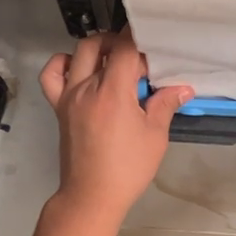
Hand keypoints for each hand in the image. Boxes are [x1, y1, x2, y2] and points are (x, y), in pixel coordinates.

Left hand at [38, 31, 192, 220]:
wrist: (91, 196)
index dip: (139, 39)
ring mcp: (68, 96)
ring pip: (77, 54)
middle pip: (99, 45)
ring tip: (113, 62)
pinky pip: (51, 75)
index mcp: (112, 91)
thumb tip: (184, 88)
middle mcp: (86, 87)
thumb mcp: (155, 136)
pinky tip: (78, 70)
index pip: (124, 48)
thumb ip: (165, 104)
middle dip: (120, 44)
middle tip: (138, 61)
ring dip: (96, 49)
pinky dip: (63, 64)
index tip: (153, 45)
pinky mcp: (59, 107)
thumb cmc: (128, 168)